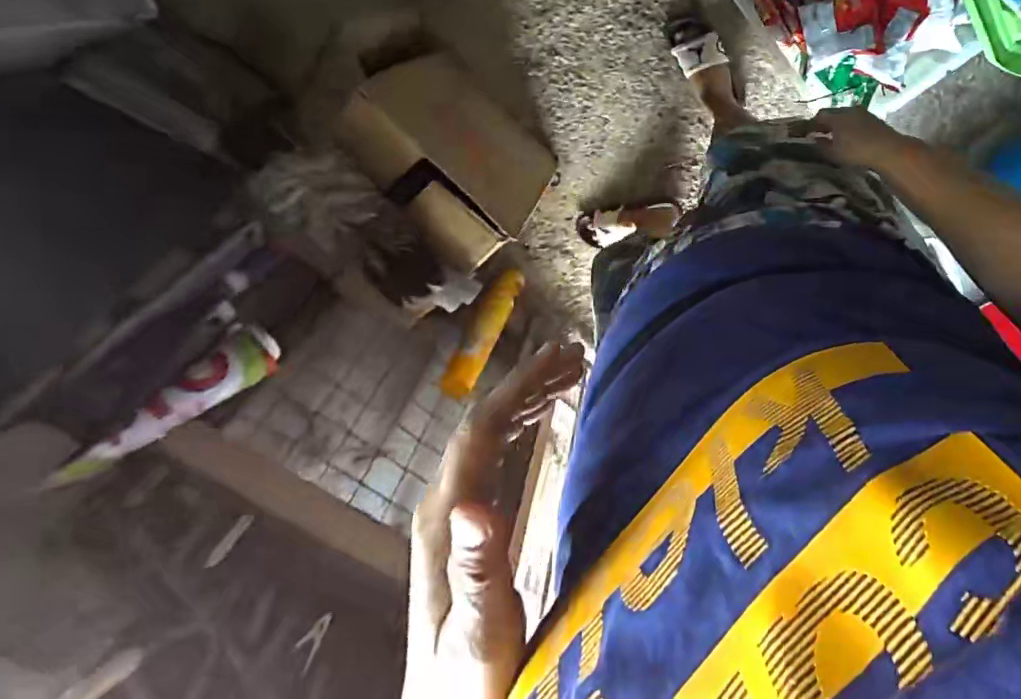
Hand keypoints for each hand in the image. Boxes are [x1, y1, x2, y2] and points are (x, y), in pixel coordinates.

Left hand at [404, 340, 587, 698]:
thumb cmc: (468, 678)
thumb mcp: (480, 628)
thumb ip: (477, 567)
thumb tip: (477, 503)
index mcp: (447, 515)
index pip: (482, 429)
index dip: (519, 385)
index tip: (557, 355)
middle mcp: (446, 502)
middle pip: (486, 422)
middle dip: (528, 382)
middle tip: (574, 354)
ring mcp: (453, 511)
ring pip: (489, 435)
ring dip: (526, 399)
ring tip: (568, 375)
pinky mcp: (464, 523)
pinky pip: (493, 454)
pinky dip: (521, 425)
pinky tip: (541, 419)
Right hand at [809, 107, 918, 172]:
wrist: (889, 150)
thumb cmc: (857, 152)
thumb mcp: (834, 153)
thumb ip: (821, 146)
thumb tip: (814, 139)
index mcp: (836, 116)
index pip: (818, 117)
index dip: (810, 125)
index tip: (805, 132)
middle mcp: (848, 109)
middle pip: (831, 114)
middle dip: (824, 123)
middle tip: (818, 133)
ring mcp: (862, 112)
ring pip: (844, 116)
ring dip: (837, 124)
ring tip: (833, 135)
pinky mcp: (873, 119)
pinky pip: (855, 119)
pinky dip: (849, 126)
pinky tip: (849, 136)